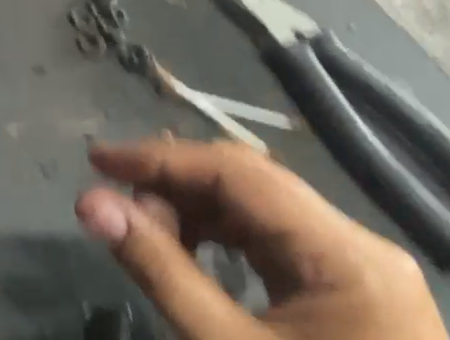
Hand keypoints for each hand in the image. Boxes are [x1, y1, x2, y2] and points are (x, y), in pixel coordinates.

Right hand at [75, 139, 448, 339]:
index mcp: (345, 254)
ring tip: (144, 233)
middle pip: (250, 183)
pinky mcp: (350, 289)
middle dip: (174, 184)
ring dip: (192, 209)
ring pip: (257, 208)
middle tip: (115, 204)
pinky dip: (220, 237)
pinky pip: (272, 239)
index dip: (161, 159)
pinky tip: (186, 253)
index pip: (238, 172)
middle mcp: (359, 246)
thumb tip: (90, 203)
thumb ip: (159, 270)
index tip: (95, 161)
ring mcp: (359, 268)